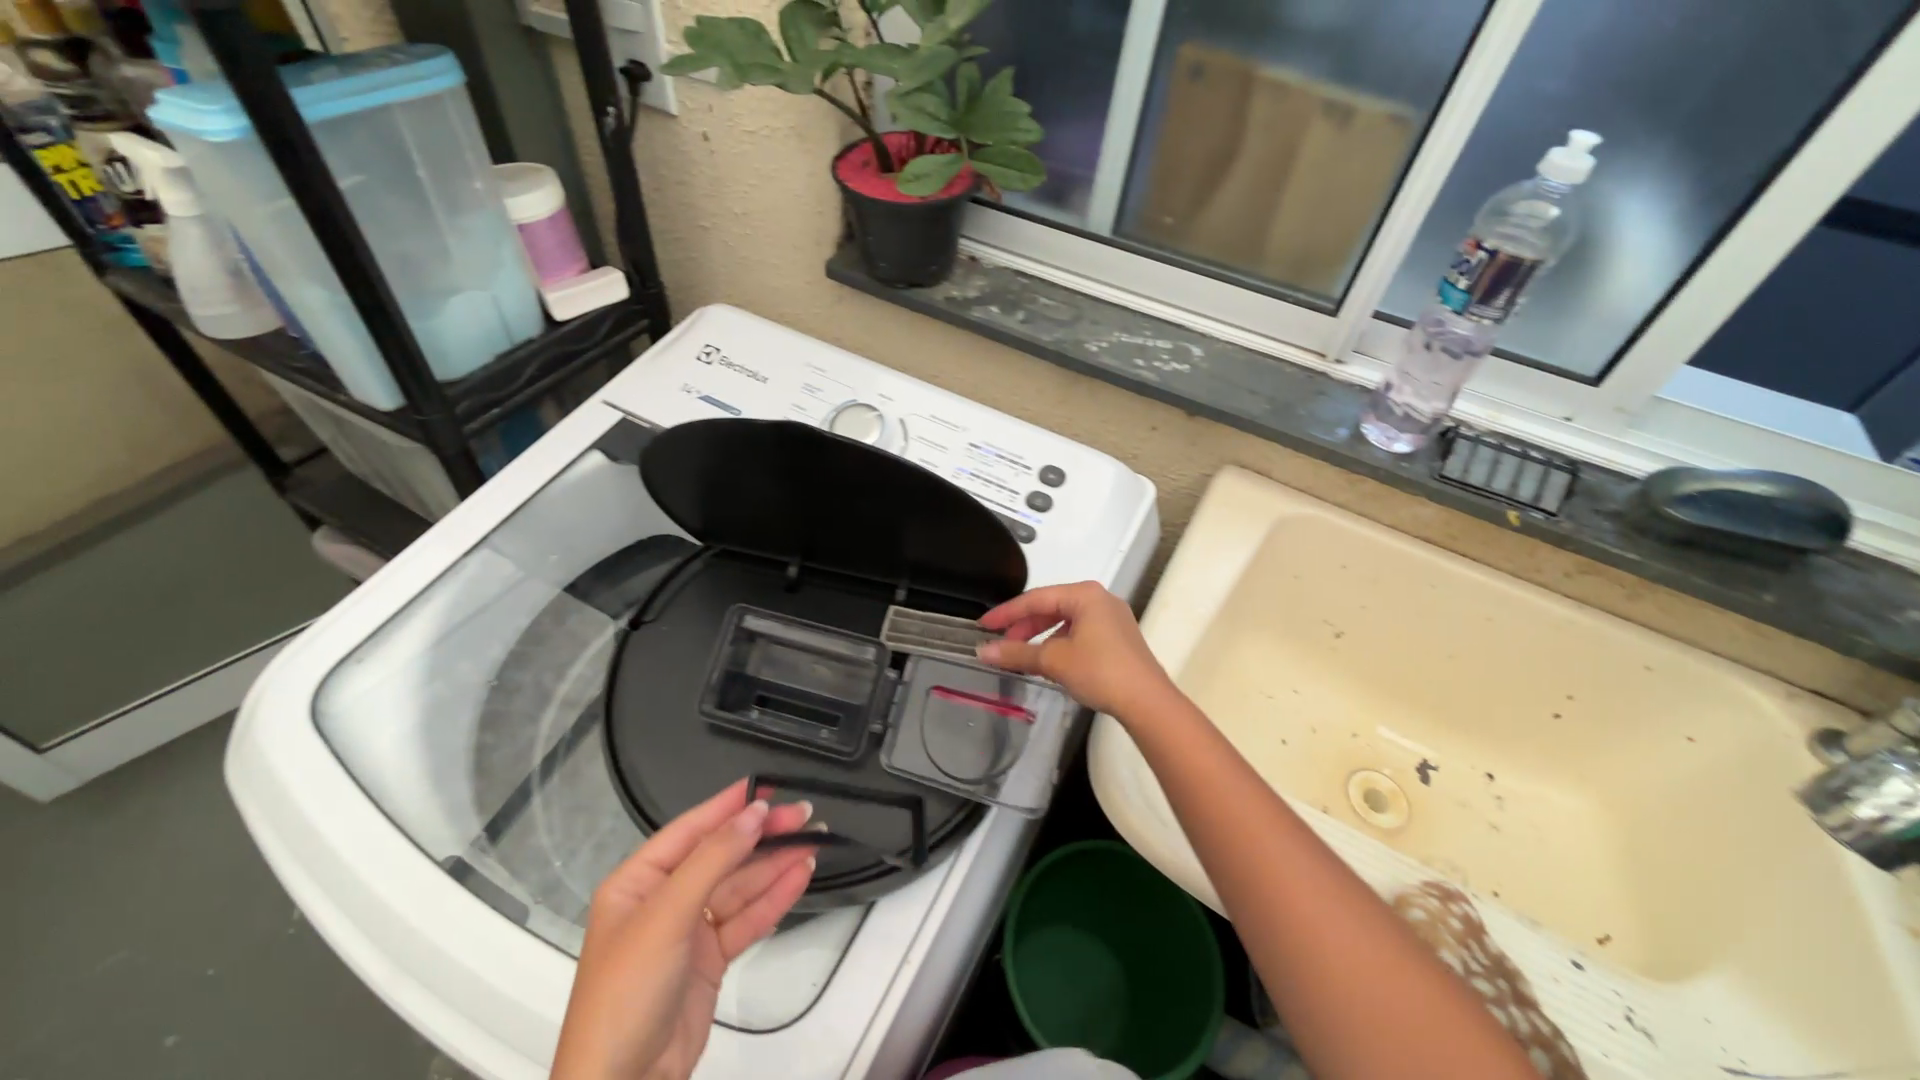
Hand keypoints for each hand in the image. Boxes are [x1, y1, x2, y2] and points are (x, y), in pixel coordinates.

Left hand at [551, 780, 815, 1079]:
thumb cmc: (626, 992)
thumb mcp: (666, 916)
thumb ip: (713, 860)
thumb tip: (752, 815)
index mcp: (637, 881)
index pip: (690, 830)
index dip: (728, 807)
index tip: (767, 788)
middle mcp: (663, 899)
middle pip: (721, 857)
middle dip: (761, 836)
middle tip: (804, 815)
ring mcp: (688, 931)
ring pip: (740, 887)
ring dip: (775, 865)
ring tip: (814, 843)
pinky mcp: (710, 959)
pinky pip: (747, 919)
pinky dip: (774, 899)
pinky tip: (799, 878)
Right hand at [975, 581, 1181, 720]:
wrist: (1147, 701)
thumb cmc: (1099, 671)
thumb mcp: (1054, 661)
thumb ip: (1016, 653)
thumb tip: (982, 651)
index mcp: (1085, 595)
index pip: (1036, 598)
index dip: (1006, 613)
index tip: (983, 626)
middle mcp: (1100, 599)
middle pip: (1051, 608)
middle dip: (1024, 627)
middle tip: (1001, 644)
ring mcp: (1112, 618)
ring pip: (1065, 622)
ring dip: (1040, 638)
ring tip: (1021, 656)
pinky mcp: (1118, 638)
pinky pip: (1079, 633)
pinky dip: (1059, 644)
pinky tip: (1049, 662)